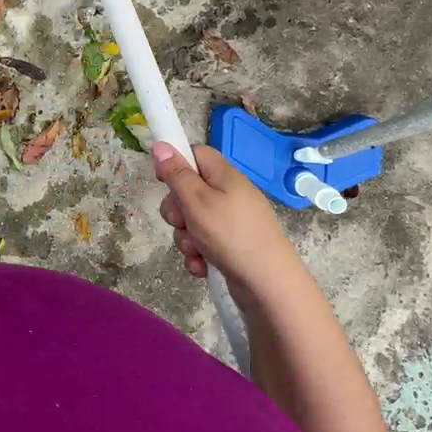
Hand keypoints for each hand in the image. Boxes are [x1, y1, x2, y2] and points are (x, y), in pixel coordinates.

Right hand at [153, 141, 304, 295]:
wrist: (270, 286)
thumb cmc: (231, 235)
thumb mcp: (196, 200)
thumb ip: (176, 173)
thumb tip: (160, 145)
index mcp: (226, 178)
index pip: (197, 153)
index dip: (176, 162)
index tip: (162, 180)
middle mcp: (231, 196)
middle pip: (190, 189)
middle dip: (177, 209)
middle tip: (179, 221)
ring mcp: (233, 223)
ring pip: (193, 219)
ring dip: (186, 235)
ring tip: (194, 250)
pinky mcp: (233, 246)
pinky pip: (204, 241)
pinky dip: (198, 253)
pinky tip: (201, 265)